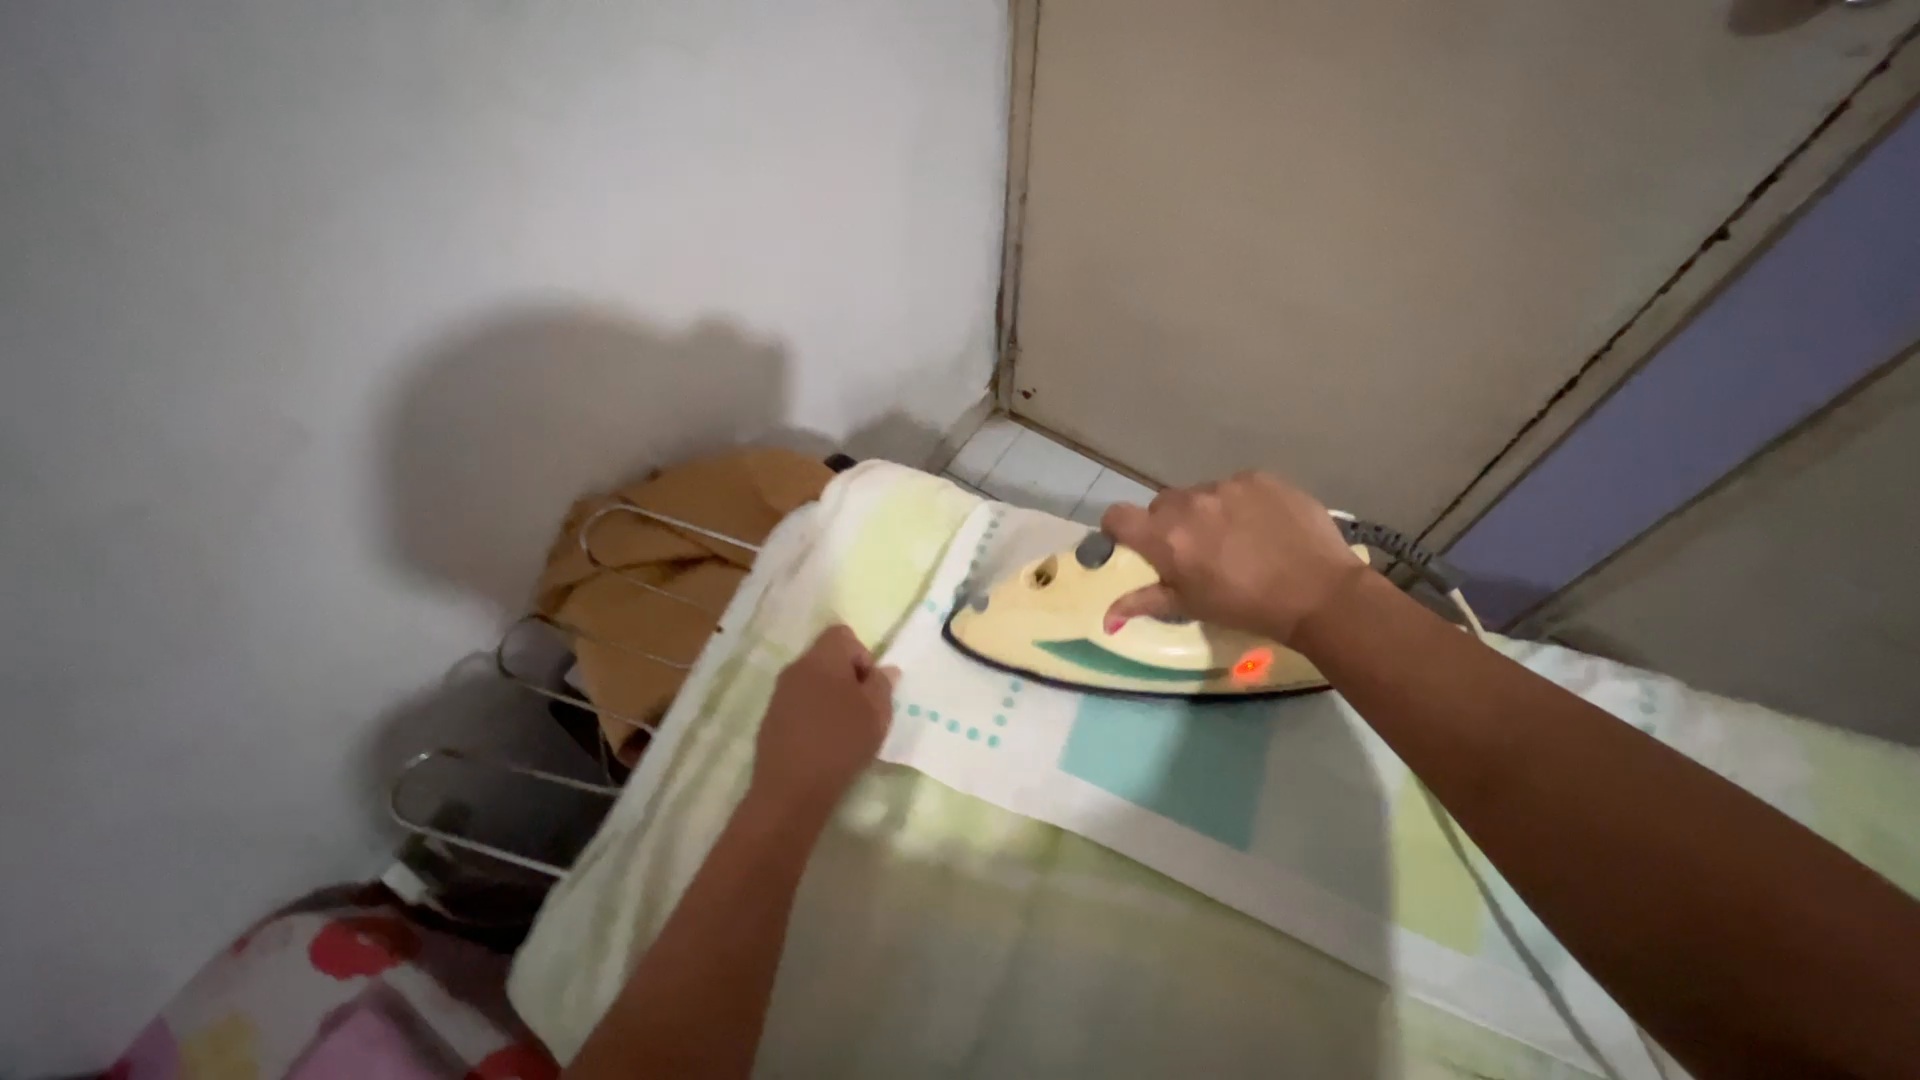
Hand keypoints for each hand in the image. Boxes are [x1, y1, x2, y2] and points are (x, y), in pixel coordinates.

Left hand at [749, 625, 896, 817]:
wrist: (791, 789)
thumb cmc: (841, 742)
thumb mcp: (877, 713)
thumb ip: (883, 684)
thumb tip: (884, 669)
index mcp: (822, 658)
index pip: (842, 634)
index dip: (862, 654)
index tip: (869, 687)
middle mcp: (796, 668)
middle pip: (827, 658)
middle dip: (848, 678)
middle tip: (862, 710)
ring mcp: (779, 694)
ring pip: (812, 682)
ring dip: (831, 697)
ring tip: (845, 730)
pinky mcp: (771, 719)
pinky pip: (799, 704)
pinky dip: (814, 715)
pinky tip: (823, 744)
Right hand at [1101, 471, 1364, 644]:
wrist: (1319, 593)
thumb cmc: (1247, 607)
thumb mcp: (1191, 606)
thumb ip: (1145, 601)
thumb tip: (1106, 616)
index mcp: (1166, 537)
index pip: (1117, 516)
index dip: (1119, 529)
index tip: (1132, 543)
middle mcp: (1190, 504)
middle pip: (1161, 505)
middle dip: (1169, 524)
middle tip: (1194, 550)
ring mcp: (1227, 486)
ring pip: (1201, 494)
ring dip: (1207, 512)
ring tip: (1236, 539)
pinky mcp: (1261, 477)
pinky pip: (1237, 486)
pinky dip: (1241, 503)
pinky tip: (1263, 527)